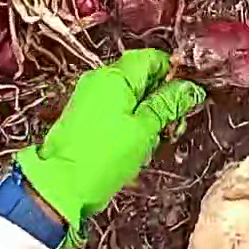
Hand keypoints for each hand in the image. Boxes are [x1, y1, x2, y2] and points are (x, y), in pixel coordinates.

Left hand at [16, 49, 205, 229]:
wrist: (56, 191)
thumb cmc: (102, 158)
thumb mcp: (144, 130)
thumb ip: (169, 104)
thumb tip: (192, 88)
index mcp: (114, 76)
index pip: (153, 58)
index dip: (173, 73)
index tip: (186, 97)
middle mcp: (100, 80)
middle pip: (142, 76)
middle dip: (163, 98)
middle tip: (174, 126)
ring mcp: (90, 97)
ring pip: (132, 95)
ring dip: (149, 114)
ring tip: (156, 141)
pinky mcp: (85, 116)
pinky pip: (117, 108)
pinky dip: (132, 122)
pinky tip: (139, 145)